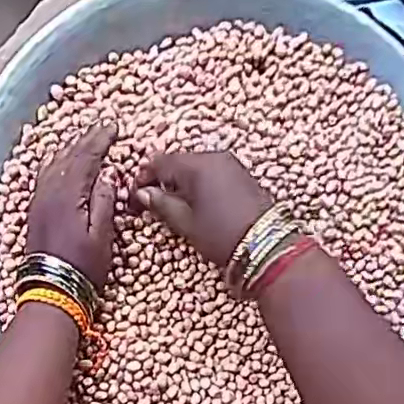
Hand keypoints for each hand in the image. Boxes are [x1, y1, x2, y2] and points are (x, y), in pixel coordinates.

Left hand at [26, 124, 118, 287]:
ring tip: (84, 141)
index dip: (99, 140)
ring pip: (53, 165)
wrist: (51, 290)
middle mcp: (48, 193)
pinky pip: (44, 177)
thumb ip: (104, 202)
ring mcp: (38, 202)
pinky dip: (56, 164)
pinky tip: (61, 164)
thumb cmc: (81, 268)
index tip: (113, 128)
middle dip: (85, 140)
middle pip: (67, 156)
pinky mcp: (34, 212)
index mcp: (67, 195)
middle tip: (101, 129)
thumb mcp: (101, 236)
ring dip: (70, 150)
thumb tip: (108, 175)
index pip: (85, 157)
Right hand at [130, 151, 274, 267]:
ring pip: (196, 167)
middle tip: (153, 200)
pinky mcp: (242, 175)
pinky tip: (197, 204)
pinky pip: (212, 173)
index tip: (137, 193)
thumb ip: (162, 204)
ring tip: (175, 206)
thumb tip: (144, 193)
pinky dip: (200, 184)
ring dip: (182, 182)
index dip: (145, 176)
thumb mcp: (186, 223)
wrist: (267, 245)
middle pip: (179, 161)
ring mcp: (231, 165)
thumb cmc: (222, 235)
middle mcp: (214, 158)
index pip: (160, 162)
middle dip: (164, 178)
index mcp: (196, 166)